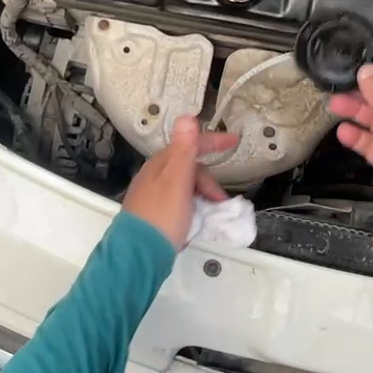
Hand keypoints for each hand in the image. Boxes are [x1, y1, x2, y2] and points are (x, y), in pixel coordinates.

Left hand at [121, 115, 235, 247]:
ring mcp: (153, 197)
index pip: (189, 145)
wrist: (139, 254)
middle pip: (189, 169)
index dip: (213, 142)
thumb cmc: (160, 218)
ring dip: (203, 197)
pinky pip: (181, 204)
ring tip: (210, 215)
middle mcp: (154, 178)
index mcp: (160, 165)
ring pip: (186, 188)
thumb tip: (186, 118)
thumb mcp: (176, 181)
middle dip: (209, 182)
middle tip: (219, 201)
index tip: (233, 141)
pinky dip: (193, 209)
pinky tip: (195, 222)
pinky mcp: (156, 215)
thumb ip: (184, 150)